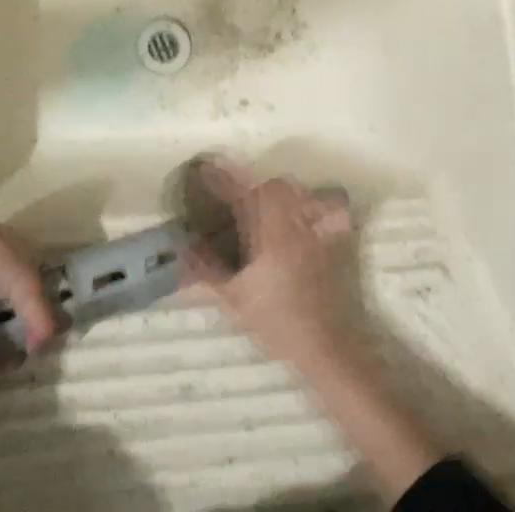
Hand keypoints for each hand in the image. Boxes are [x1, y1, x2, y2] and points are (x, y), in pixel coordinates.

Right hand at [185, 159, 445, 501]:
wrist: (326, 345)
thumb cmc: (276, 323)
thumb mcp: (233, 299)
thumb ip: (206, 269)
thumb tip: (182, 246)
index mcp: (267, 233)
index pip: (240, 193)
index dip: (220, 178)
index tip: (203, 168)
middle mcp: (293, 223)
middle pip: (273, 185)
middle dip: (249, 180)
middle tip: (231, 190)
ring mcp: (316, 230)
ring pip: (297, 192)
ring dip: (275, 188)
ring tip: (260, 199)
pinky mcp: (332, 241)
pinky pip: (321, 207)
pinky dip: (307, 202)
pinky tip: (300, 213)